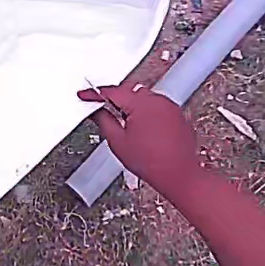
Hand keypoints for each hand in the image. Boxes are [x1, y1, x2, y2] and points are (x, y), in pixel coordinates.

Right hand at [79, 85, 205, 195]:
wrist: (178, 174)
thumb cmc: (152, 162)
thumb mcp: (117, 141)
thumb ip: (104, 121)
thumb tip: (97, 112)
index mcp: (140, 104)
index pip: (112, 92)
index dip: (95, 94)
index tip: (86, 95)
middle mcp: (158, 101)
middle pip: (130, 91)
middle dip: (115, 98)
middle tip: (102, 109)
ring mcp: (170, 107)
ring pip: (144, 97)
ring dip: (132, 105)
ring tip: (125, 125)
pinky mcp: (177, 115)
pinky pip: (157, 106)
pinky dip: (146, 112)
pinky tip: (142, 129)